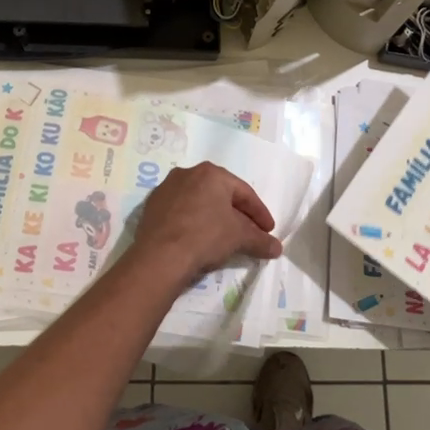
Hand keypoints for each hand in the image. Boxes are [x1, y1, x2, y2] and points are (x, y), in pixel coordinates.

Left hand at [129, 162, 282, 282]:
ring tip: (224, 237)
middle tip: (249, 233)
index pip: (244, 193)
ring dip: (213, 217)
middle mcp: (187, 173)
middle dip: (237, 214)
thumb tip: (277, 247)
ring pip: (199, 202)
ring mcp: (166, 188)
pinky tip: (197, 239)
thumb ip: (260, 240)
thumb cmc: (205, 236)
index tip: (268, 231)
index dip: (260, 214)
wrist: (159, 257)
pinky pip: (180, 211)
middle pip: (221, 195)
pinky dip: (193, 222)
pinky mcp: (152, 206)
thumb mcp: (239, 238)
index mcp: (212, 173)